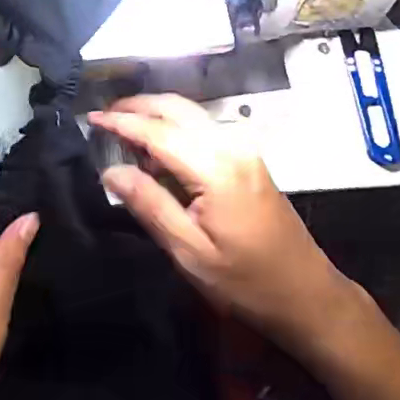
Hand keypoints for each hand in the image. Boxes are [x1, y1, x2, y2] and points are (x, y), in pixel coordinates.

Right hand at [90, 94, 370, 359]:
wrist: (308, 293)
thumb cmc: (246, 281)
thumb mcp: (190, 252)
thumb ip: (149, 204)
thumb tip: (111, 171)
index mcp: (216, 167)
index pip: (158, 131)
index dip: (121, 122)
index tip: (91, 119)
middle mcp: (231, 145)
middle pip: (176, 107)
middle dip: (137, 106)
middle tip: (103, 118)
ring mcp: (243, 148)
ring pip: (189, 113)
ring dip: (155, 115)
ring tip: (123, 133)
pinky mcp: (247, 157)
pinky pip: (202, 127)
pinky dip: (174, 127)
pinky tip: (158, 149)